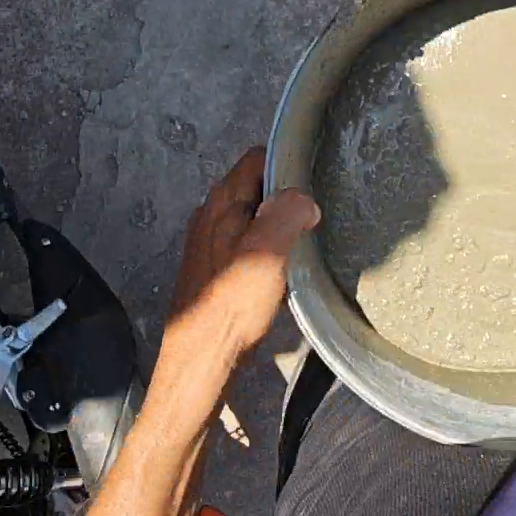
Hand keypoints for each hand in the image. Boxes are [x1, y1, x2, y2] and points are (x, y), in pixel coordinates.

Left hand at [163, 148, 319, 370]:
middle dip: (286, 199)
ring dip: (277, 229)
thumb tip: (305, 200)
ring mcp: (210, 242)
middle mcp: (210, 214)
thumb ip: (288, 212)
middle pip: (256, 188)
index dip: (287, 165)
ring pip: (253, 218)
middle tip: (311, 221)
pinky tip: (280, 276)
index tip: (312, 187)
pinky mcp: (214, 268)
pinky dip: (267, 252)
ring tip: (300, 249)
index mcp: (222, 202)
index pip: (257, 158)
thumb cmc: (234, 302)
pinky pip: (247, 245)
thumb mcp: (268, 250)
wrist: (203, 357)